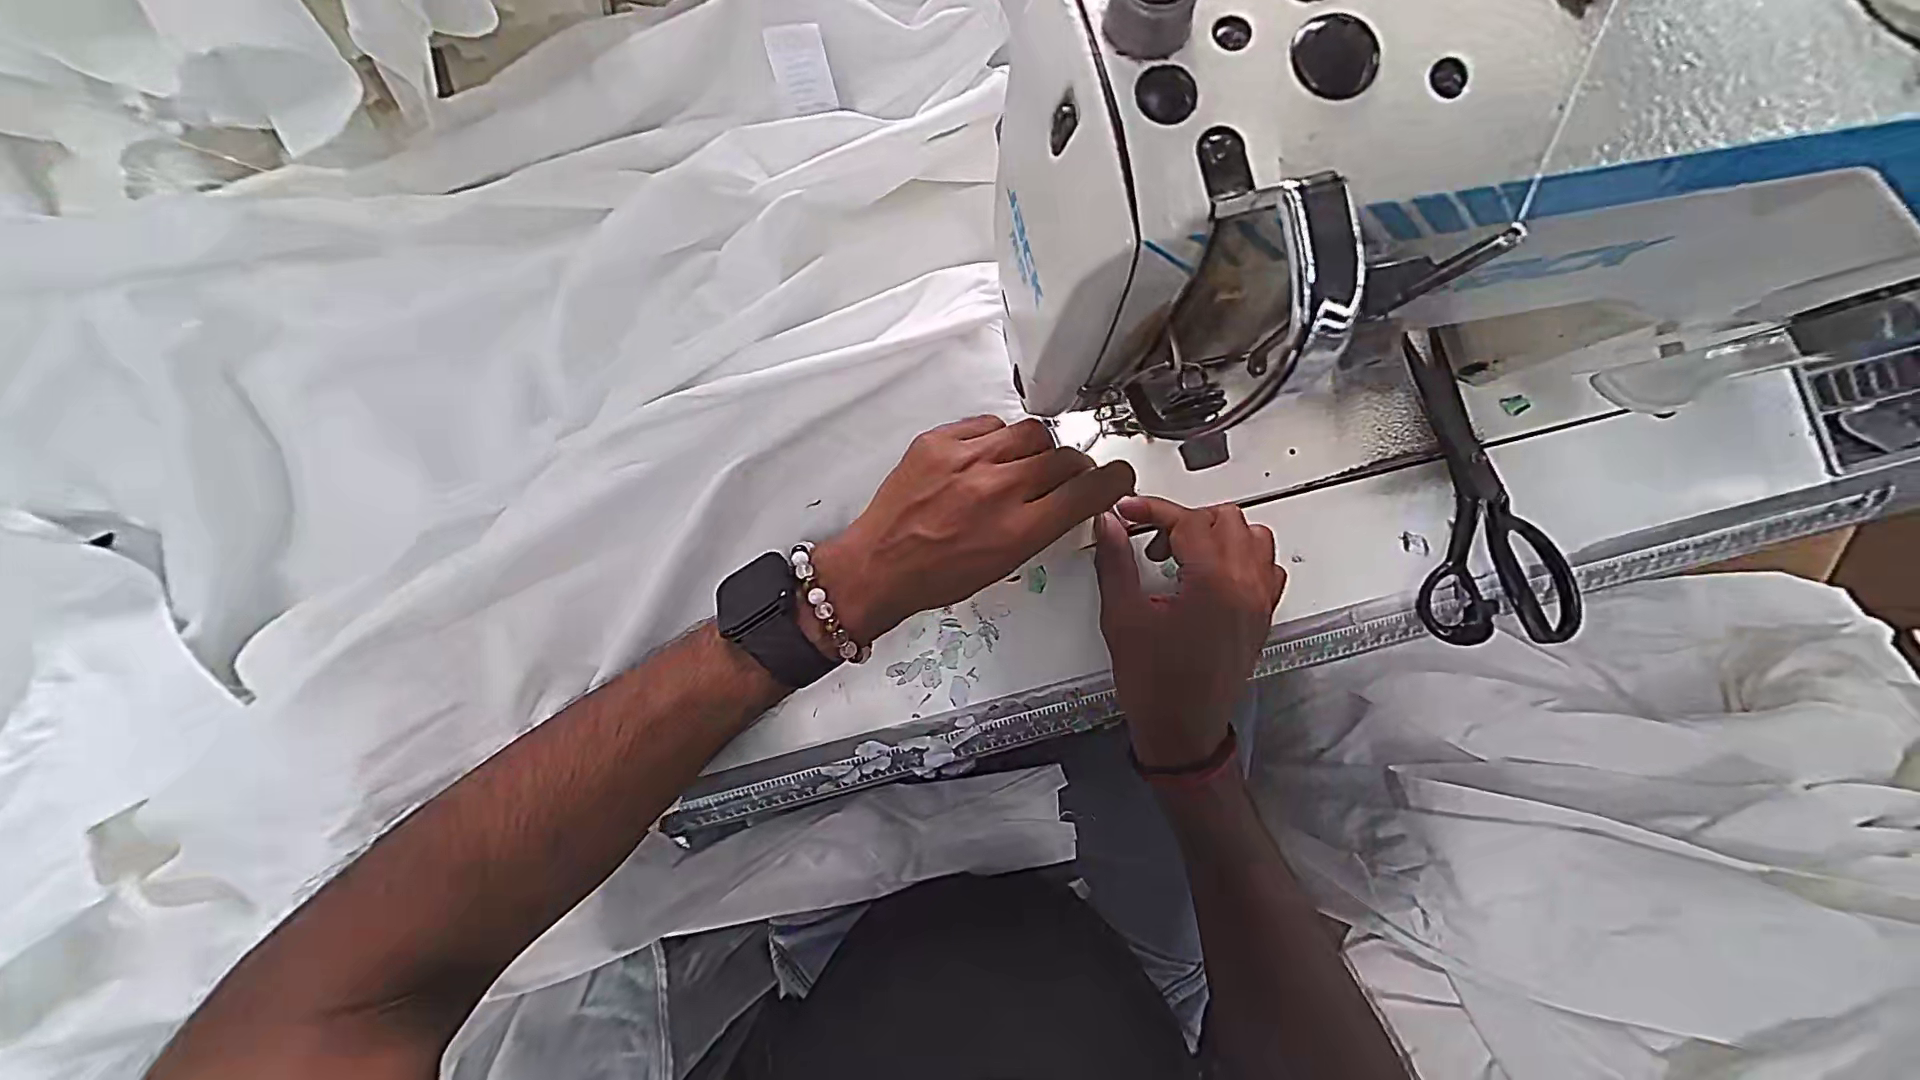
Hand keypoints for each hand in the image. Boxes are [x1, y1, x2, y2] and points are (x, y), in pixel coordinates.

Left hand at [812, 416, 1135, 643]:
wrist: (879, 566)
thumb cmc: (934, 575)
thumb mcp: (1004, 565)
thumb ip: (1042, 528)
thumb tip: (1067, 503)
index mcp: (1018, 530)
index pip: (1089, 490)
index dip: (1113, 481)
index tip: (1115, 478)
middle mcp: (996, 490)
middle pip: (1064, 456)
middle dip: (1074, 467)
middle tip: (1066, 474)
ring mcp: (966, 461)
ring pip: (1031, 432)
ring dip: (1038, 449)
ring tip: (1024, 464)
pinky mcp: (939, 443)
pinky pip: (988, 423)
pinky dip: (997, 438)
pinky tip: (990, 455)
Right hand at [1093, 496, 1286, 768]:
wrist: (1180, 730)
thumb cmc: (1155, 685)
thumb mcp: (1122, 617)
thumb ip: (1115, 562)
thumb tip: (1110, 527)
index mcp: (1214, 585)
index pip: (1188, 521)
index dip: (1153, 510)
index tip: (1128, 512)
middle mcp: (1246, 589)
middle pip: (1225, 520)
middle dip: (1183, 520)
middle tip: (1149, 539)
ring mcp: (1259, 603)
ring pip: (1252, 538)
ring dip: (1216, 534)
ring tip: (1182, 553)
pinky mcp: (1261, 617)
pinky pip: (1266, 568)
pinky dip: (1241, 558)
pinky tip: (1210, 573)